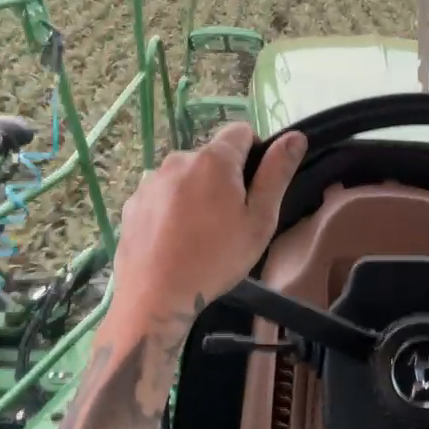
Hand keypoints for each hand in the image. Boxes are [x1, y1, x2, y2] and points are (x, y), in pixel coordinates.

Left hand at [110, 122, 306, 329]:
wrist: (154, 297)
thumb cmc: (216, 258)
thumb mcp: (259, 219)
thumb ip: (277, 173)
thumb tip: (296, 136)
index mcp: (213, 160)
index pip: (241, 131)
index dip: (255, 153)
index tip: (255, 188)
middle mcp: (178, 159)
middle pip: (212, 156)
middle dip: (225, 177)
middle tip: (230, 219)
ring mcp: (150, 181)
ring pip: (185, 175)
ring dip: (197, 191)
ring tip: (200, 233)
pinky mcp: (132, 203)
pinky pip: (161, 194)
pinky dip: (172, 208)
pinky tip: (174, 240)